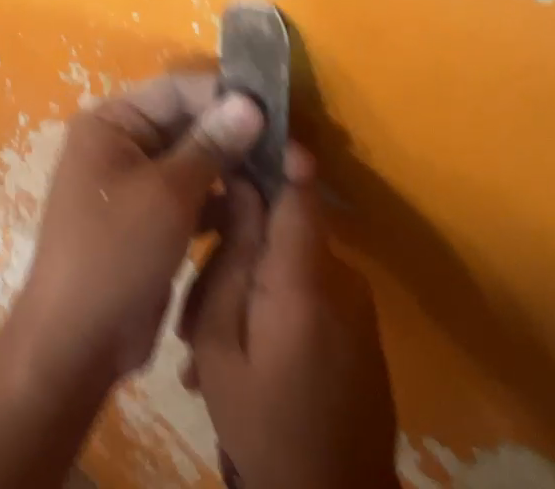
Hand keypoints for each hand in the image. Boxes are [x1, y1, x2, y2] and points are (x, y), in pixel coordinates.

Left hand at [2, 74, 264, 396]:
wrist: (77, 340)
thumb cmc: (116, 254)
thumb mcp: (168, 194)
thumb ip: (211, 145)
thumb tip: (250, 102)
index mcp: (110, 123)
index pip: (177, 89)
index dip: (226, 95)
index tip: (279, 109)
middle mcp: (119, 144)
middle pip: (187, 122)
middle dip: (235, 135)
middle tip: (290, 148)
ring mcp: (133, 183)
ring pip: (194, 161)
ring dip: (233, 169)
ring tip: (282, 177)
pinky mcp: (150, 219)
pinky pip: (192, 195)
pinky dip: (221, 200)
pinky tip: (259, 210)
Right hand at [179, 146, 398, 487]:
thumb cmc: (263, 424)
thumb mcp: (220, 346)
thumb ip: (229, 266)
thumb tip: (240, 195)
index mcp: (304, 281)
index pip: (299, 194)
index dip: (279, 156)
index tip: (247, 130)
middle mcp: (341, 282)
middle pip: (284, 234)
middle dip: (237, 251)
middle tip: (192, 303)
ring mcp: (358, 309)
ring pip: (292, 269)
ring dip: (250, 290)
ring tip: (208, 347)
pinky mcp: (362, 332)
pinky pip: (310, 297)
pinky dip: (274, 311)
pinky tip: (242, 357)